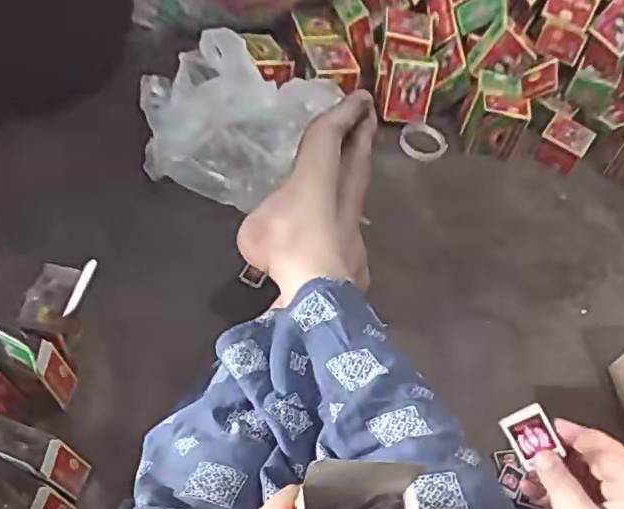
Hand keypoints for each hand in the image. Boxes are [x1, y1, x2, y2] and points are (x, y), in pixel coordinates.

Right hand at [236, 90, 375, 297]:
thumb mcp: (255, 232)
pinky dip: (341, 247)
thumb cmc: (283, 248)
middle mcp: (342, 206)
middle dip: (362, 140)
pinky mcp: (358, 271)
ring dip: (351, 196)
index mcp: (315, 180)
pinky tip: (332, 258)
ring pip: (355, 209)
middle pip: (357, 165)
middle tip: (368, 121)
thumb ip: (265, 226)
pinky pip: (349, 251)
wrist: (314, 292)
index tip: (358, 100)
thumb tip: (271, 247)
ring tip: (344, 193)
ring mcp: (354, 240)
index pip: (330, 139)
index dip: (343, 117)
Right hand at [530, 419, 623, 508]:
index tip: (551, 428)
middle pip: (599, 466)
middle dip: (567, 454)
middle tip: (535, 447)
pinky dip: (559, 495)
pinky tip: (535, 494)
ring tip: (530, 471)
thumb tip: (542, 454)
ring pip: (586, 485)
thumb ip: (560, 484)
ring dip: (560, 475)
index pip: (610, 452)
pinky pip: (579, 505)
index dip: (582, 435)